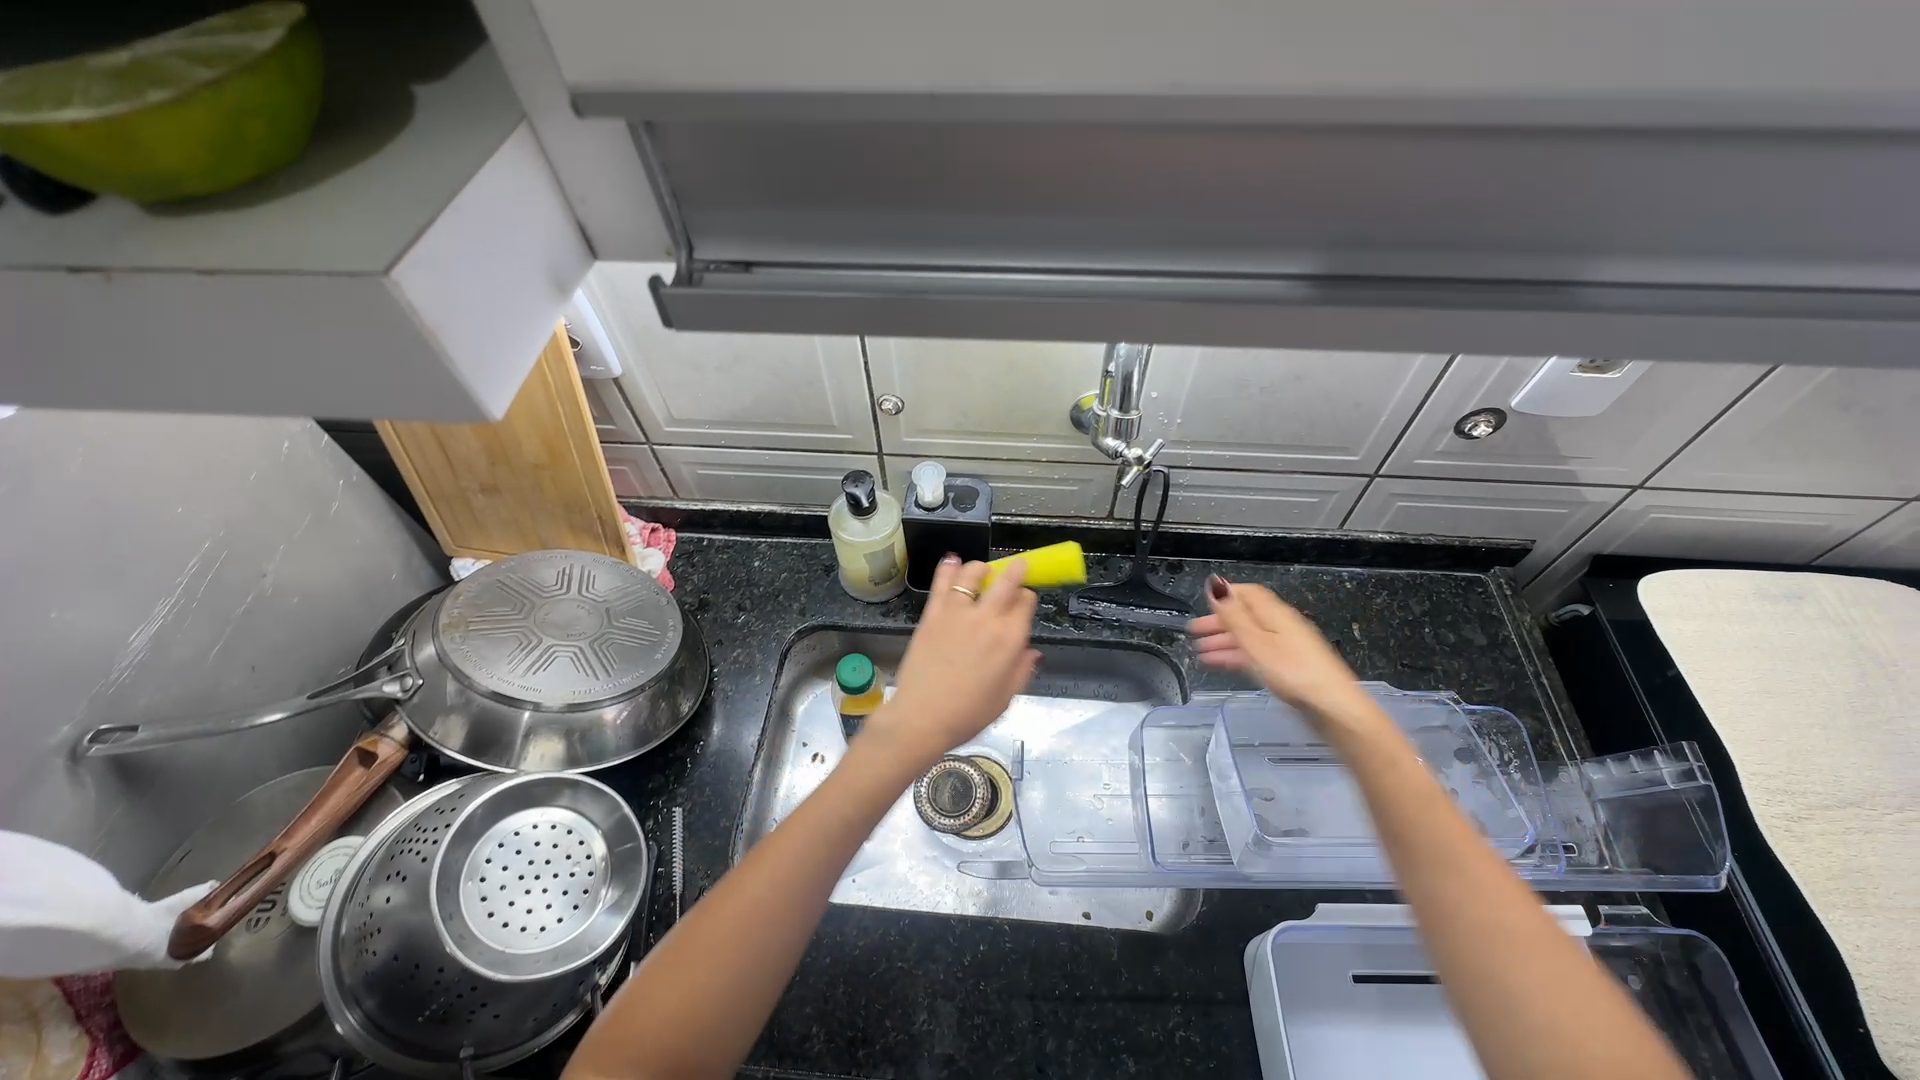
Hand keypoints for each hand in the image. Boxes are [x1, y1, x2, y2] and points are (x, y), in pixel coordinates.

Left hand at [865, 555, 1040, 769]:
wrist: (922, 718)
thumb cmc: (967, 714)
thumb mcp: (1005, 698)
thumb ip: (1022, 670)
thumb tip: (1031, 651)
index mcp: (1010, 641)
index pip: (1025, 604)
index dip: (1027, 598)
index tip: (1024, 601)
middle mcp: (987, 620)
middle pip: (1006, 582)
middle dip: (1016, 570)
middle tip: (1019, 566)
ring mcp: (957, 614)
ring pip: (974, 574)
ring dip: (982, 568)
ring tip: (983, 570)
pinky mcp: (932, 615)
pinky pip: (942, 583)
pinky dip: (948, 568)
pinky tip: (952, 560)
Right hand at [1189, 576, 1371, 722]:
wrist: (1331, 707)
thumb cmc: (1295, 673)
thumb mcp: (1256, 641)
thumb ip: (1233, 614)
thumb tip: (1216, 583)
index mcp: (1275, 614)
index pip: (1248, 593)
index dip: (1226, 594)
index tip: (1204, 601)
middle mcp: (1281, 627)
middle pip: (1247, 617)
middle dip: (1220, 621)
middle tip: (1195, 631)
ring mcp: (1285, 649)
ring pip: (1249, 638)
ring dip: (1224, 642)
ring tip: (1201, 652)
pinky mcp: (1288, 669)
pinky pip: (1256, 656)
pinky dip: (1236, 657)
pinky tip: (1222, 664)